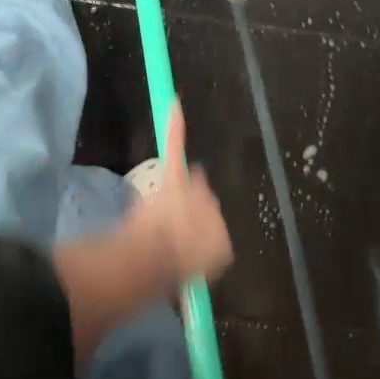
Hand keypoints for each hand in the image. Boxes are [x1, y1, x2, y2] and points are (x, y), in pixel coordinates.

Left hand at [128, 108, 233, 283]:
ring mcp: (195, 192)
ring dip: (177, 196)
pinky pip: (176, 146)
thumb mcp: (189, 275)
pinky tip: (175, 104)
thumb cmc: (170, 273)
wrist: (157, 258)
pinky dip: (175, 126)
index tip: (178, 243)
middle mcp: (215, 211)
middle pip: (199, 203)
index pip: (208, 232)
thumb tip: (188, 248)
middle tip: (167, 228)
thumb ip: (195, 258)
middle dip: (185, 211)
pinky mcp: (176, 174)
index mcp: (222, 244)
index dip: (189, 236)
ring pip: (188, 184)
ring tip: (162, 218)